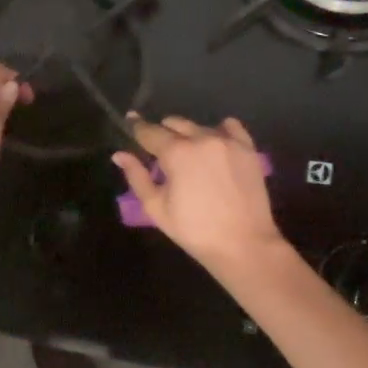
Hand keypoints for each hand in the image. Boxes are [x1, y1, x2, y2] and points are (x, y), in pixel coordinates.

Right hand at [113, 115, 287, 273]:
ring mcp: (228, 141)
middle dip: (163, 133)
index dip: (137, 128)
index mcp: (176, 152)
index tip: (130, 123)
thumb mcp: (156, 207)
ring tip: (188, 155)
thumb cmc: (194, 229)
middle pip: (174, 123)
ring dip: (188, 135)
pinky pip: (231, 127)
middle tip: (159, 152)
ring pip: (199, 126)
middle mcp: (202, 138)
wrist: (243, 243)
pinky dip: (218, 131)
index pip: (149, 132)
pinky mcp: (247, 149)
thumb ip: (137, 177)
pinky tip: (214, 145)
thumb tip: (120, 155)